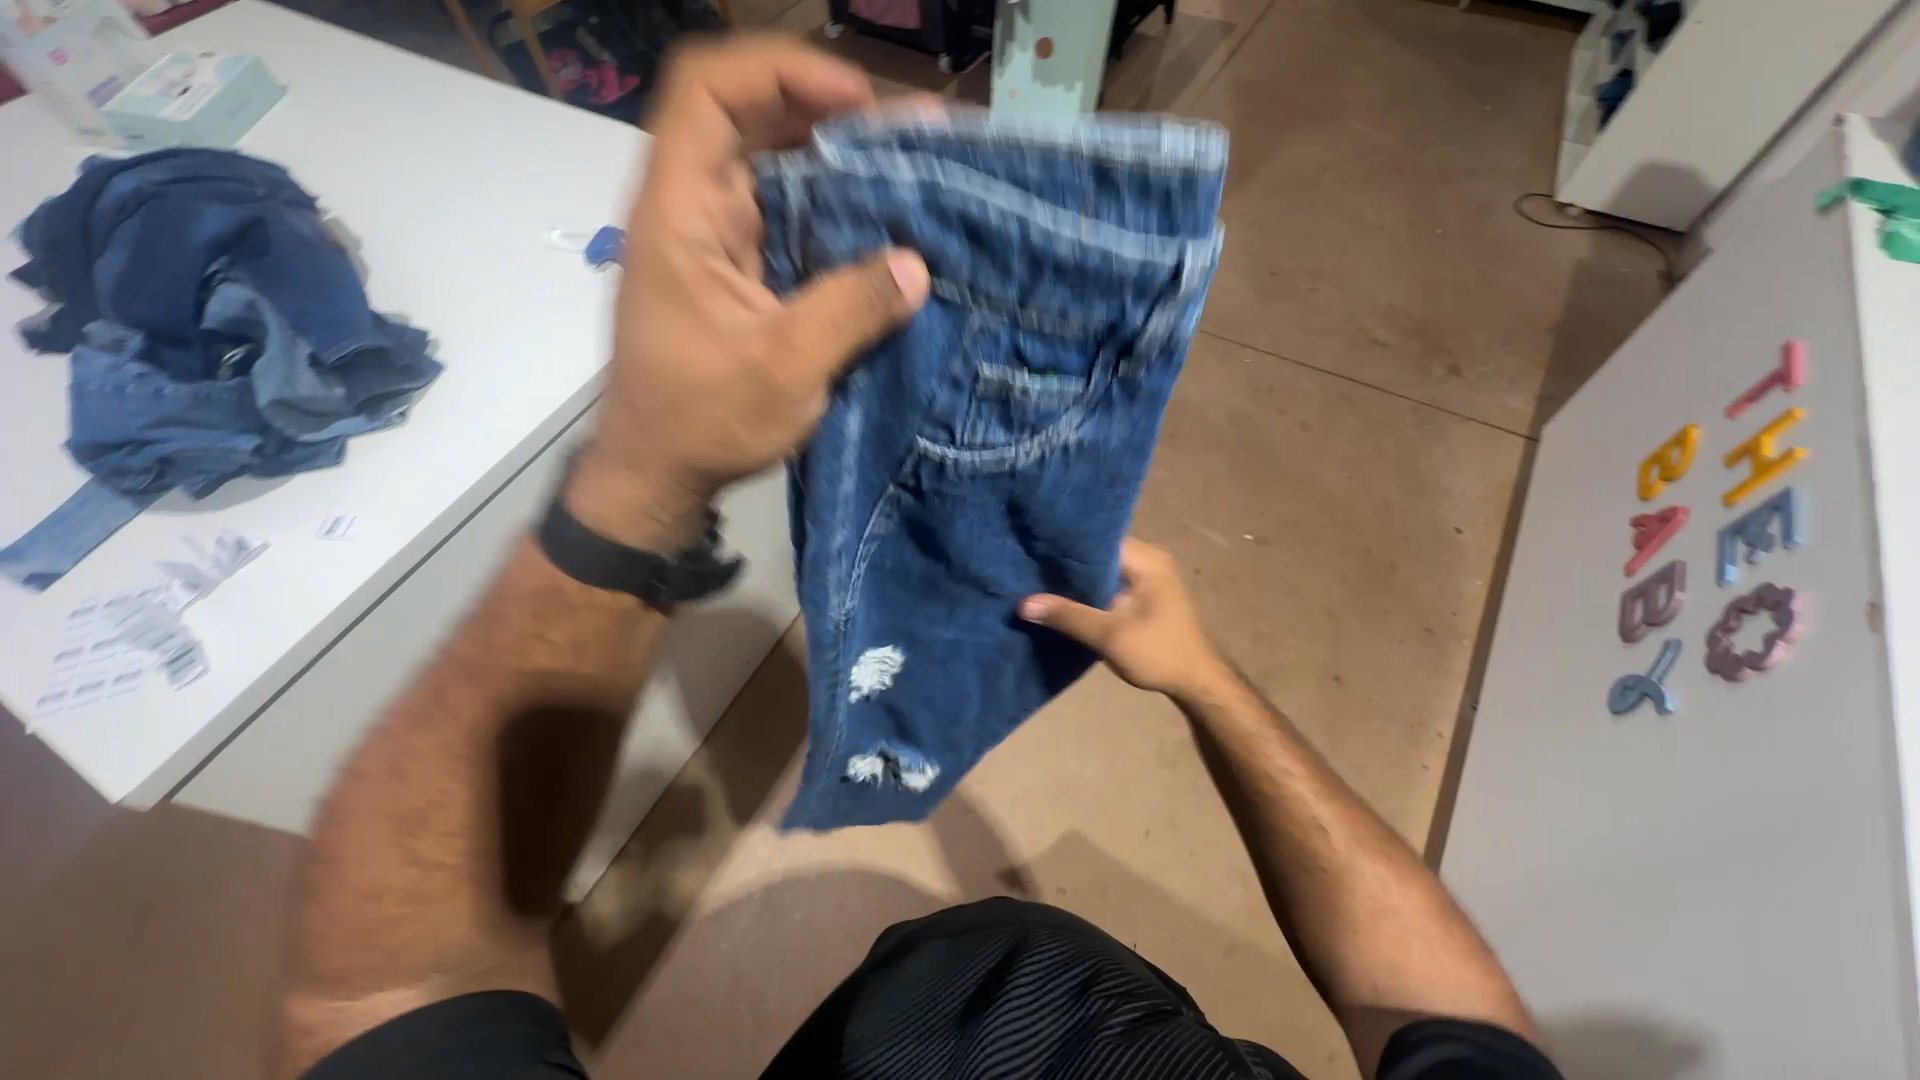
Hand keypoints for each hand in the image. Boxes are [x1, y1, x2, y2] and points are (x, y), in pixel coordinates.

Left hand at [569, 37, 931, 546]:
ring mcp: (718, 240)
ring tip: (912, 174)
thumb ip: (850, 310)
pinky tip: (887, 229)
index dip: (781, 71)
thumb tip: (916, 265)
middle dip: (829, 113)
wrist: (659, 475)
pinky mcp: (742, 273)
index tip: (856, 103)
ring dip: (841, 163)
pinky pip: (792, 218)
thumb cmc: (701, 422)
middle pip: (750, 116)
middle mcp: (694, 209)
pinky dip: (838, 213)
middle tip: (907, 141)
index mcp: (680, 213)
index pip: (707, 89)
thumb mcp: (784, 369)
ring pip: (776, 166)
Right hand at [1019, 539, 1232, 700]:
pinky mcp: (1142, 594)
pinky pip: (1108, 582)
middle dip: (1065, 563)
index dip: (1064, 545)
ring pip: (1101, 569)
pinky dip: (1087, 590)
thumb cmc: (1160, 654)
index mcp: (1146, 558)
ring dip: (1075, 579)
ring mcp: (1146, 576)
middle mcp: (1148, 559)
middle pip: (1097, 552)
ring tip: (1036, 580)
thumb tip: (1023, 603)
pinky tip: (1061, 598)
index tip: (1032, 548)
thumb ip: (1068, 616)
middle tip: (1027, 566)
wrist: (1197, 682)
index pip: (1097, 538)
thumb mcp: (1110, 636)